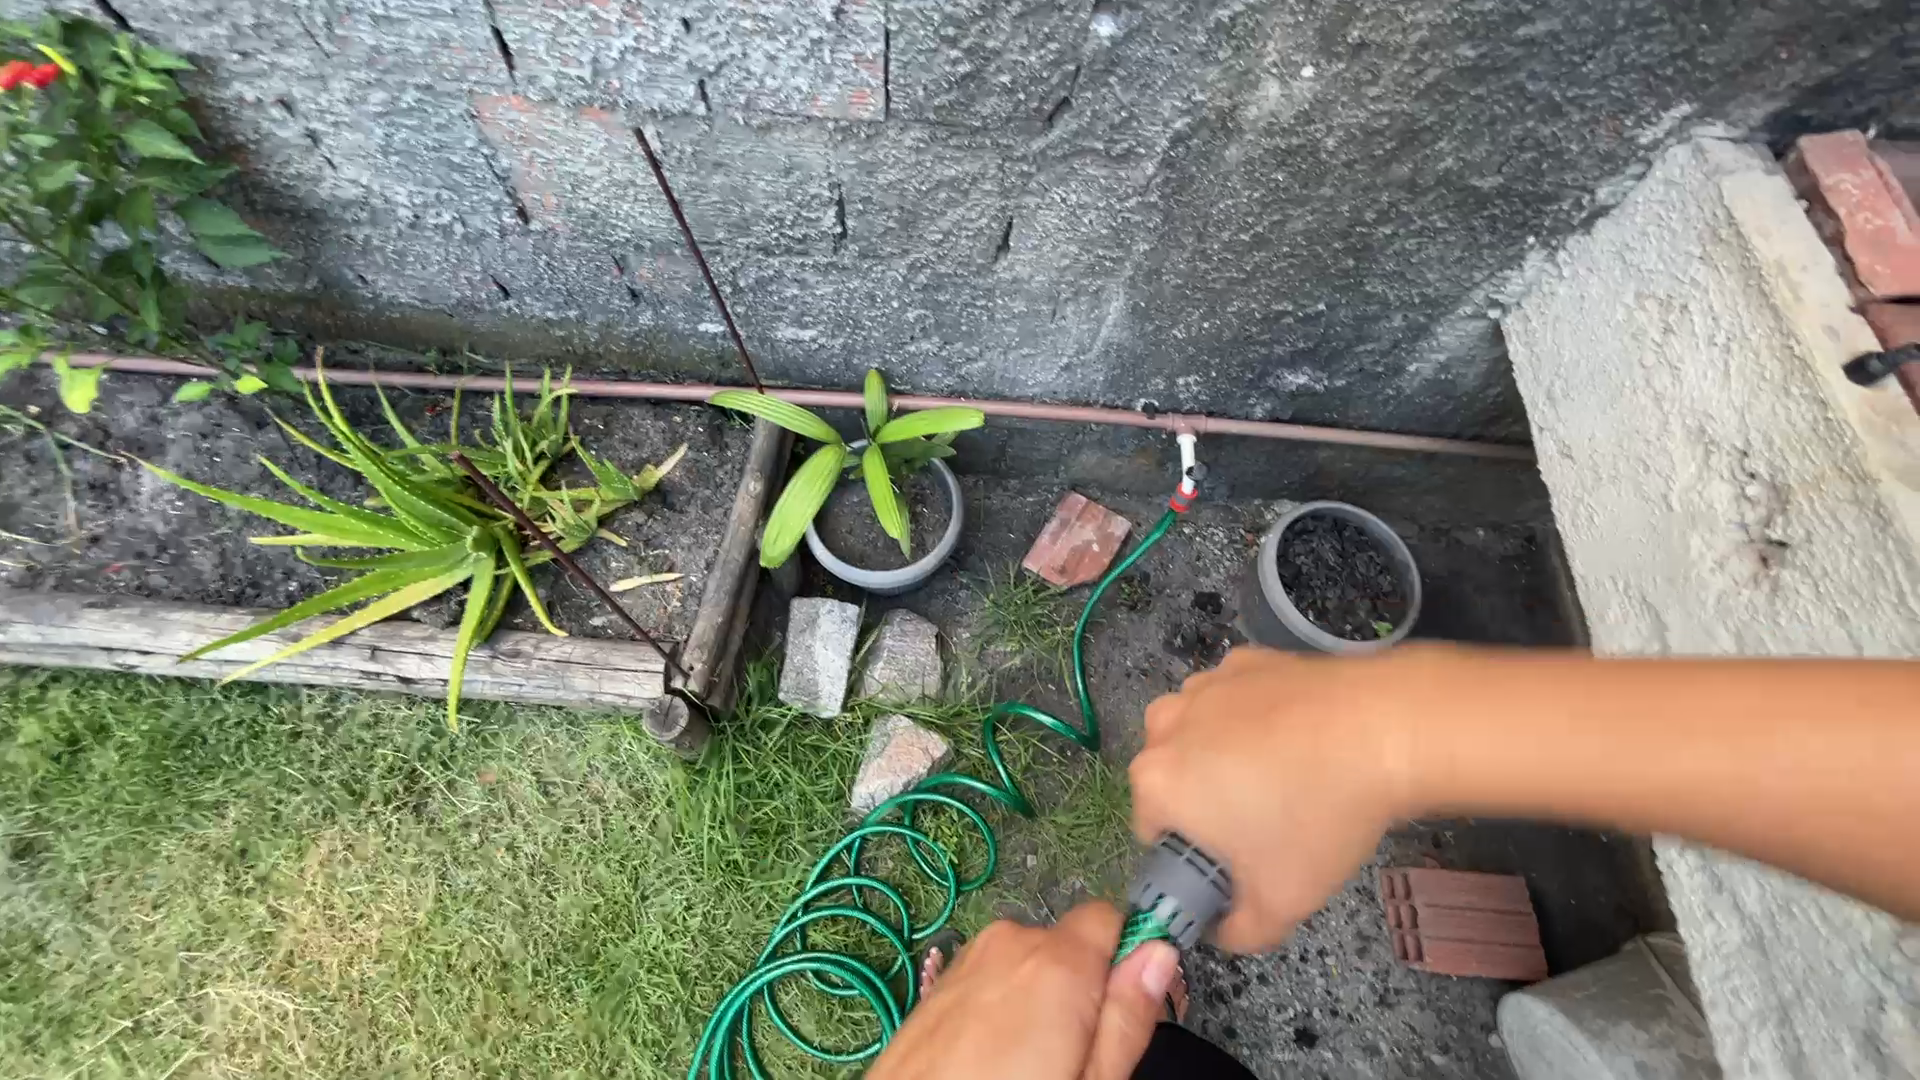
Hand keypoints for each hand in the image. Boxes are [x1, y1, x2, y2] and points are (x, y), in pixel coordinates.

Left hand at [868, 903, 1179, 1079]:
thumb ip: (1128, 1015)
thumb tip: (1160, 954)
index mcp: (1056, 961)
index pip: (1111, 918)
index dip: (1129, 959)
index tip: (1131, 1006)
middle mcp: (1012, 941)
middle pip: (1071, 944)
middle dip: (1084, 989)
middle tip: (1076, 1056)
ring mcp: (973, 955)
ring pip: (1032, 961)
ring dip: (1042, 998)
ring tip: (1029, 1064)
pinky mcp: (945, 975)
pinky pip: (996, 973)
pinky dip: (1005, 1002)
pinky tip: (993, 1057)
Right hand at [1130, 645, 1422, 952]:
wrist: (1380, 728)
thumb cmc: (1316, 817)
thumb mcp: (1281, 903)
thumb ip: (1237, 932)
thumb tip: (1221, 928)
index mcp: (1155, 780)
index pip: (1152, 830)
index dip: (1191, 854)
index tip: (1235, 859)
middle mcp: (1164, 724)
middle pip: (1171, 776)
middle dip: (1202, 799)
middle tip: (1262, 818)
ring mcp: (1203, 685)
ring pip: (1198, 733)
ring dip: (1221, 753)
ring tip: (1284, 772)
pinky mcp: (1241, 661)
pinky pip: (1233, 699)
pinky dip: (1252, 716)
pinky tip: (1297, 732)